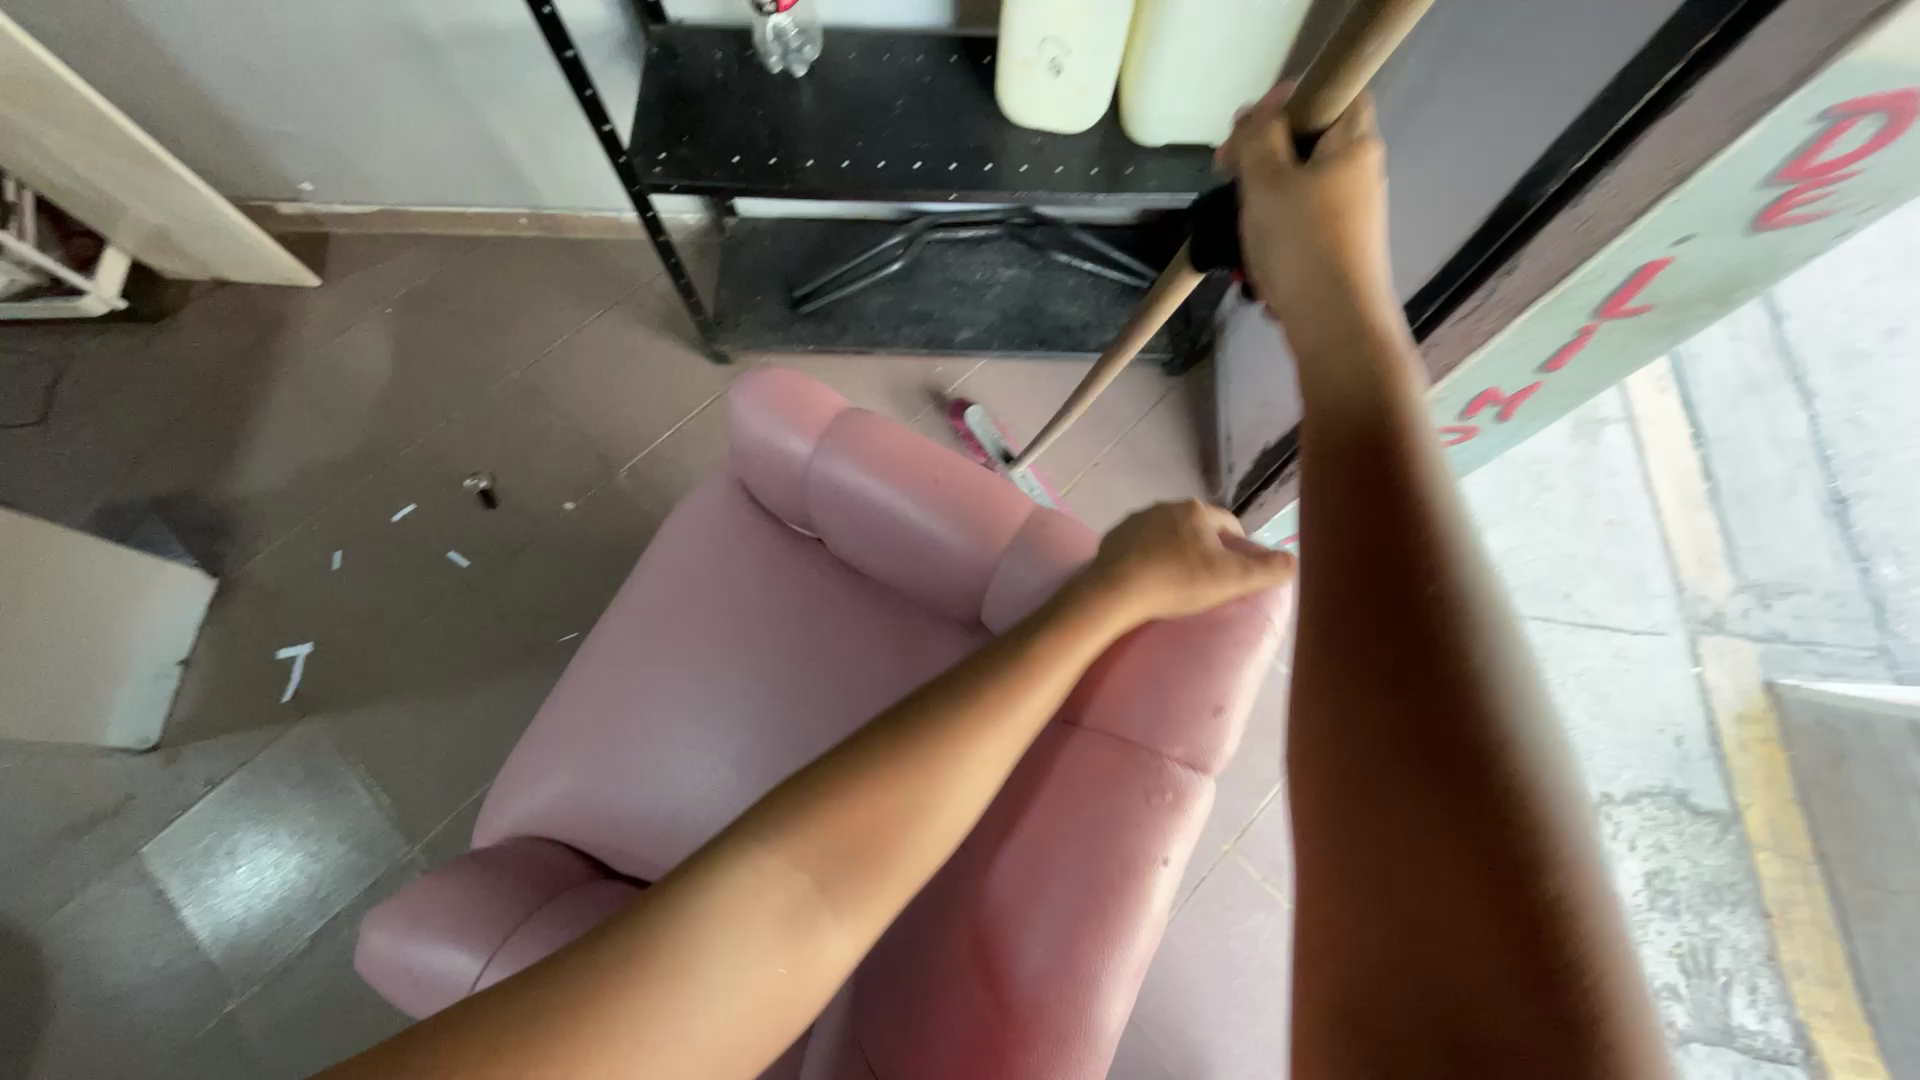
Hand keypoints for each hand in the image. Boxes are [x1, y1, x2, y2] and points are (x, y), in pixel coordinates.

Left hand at [1077, 499, 1295, 625]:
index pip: (1228, 523)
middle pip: (1195, 526)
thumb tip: (1293, 561)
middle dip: (1203, 545)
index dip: (1236, 544)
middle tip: (1205, 576)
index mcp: (1196, 511)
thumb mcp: (1231, 579)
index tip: (1235, 568)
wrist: (1116, 590)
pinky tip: (1145, 576)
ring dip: (1172, 548)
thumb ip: (1266, 569)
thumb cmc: (1179, 581)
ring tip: (1174, 577)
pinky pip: (1137, 544)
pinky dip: (1145, 556)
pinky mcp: (1112, 537)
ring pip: (1164, 532)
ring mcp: (1135, 519)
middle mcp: (1165, 506)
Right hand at [1216, 84, 1393, 329]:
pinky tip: (1250, 257)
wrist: (1334, 323)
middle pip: (1308, 145)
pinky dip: (1271, 235)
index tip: (1248, 127)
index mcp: (1353, 143)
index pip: (1333, 93)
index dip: (1289, 101)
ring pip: (1297, 190)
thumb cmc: (1301, 243)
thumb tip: (1257, 111)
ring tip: (1231, 224)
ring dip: (1260, 202)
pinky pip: (1298, 227)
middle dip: (1263, 158)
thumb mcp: (1268, 181)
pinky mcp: (1336, 251)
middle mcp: (1359, 173)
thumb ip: (1258, 138)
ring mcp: (1349, 216)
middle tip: (1225, 174)